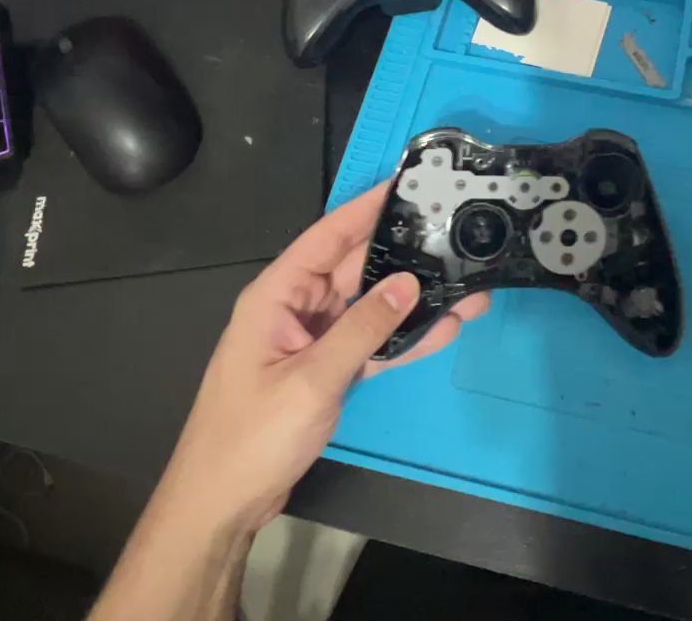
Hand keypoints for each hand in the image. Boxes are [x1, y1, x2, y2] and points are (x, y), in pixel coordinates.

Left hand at [162, 182, 490, 531]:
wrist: (222, 506)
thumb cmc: (251, 436)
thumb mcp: (310, 379)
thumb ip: (362, 329)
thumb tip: (410, 282)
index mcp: (278, 294)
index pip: (328, 236)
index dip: (366, 208)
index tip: (407, 186)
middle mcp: (298, 307)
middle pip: (358, 269)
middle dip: (405, 256)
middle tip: (455, 239)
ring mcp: (316, 339)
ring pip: (372, 307)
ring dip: (415, 301)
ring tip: (469, 289)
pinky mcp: (329, 369)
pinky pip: (373, 343)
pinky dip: (405, 338)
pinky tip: (445, 328)